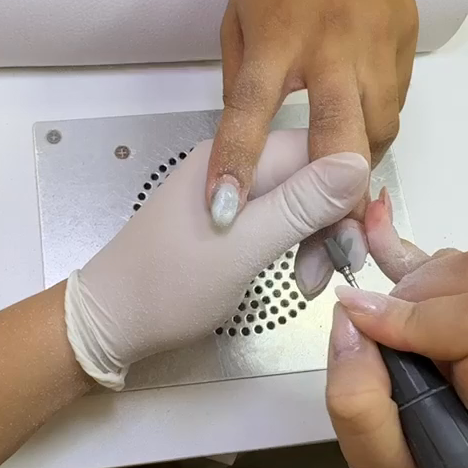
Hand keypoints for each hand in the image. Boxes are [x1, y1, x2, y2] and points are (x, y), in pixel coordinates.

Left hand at [64, 129, 368, 388]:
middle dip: (333, 218)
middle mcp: (231, 162)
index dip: (348, 190)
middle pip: (308, 172)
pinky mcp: (223, 218)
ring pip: (295, 199)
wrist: (109, 320)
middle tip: (337, 267)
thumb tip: (358, 160)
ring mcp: (225, 190)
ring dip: (315, 236)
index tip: (356, 240)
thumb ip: (299, 205)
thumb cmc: (170, 286)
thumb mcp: (242, 248)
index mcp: (232, 155)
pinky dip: (293, 245)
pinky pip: (274, 218)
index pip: (316, 147)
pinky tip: (296, 274)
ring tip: (309, 282)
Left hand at [207, 0, 416, 298]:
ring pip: (377, 135)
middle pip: (340, 140)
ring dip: (357, 178)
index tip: (220, 218)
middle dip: (333, 203)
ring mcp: (378, 47)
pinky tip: (357, 155)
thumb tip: (247, 145)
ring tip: (339, 213)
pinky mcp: (408, 47)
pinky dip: (374, 139)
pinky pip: (393, 110)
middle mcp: (332, 48)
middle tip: (324, 255)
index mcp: (277, 38)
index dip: (234, 168)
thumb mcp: (238, 15)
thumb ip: (245, 82)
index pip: (250, 114)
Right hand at [323, 191, 467, 467]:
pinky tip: (386, 252)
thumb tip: (351, 317)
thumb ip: (357, 402)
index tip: (356, 319)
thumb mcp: (375, 465)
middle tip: (376, 331)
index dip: (411, 313)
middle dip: (412, 293)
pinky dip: (425, 260)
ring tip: (393, 322)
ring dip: (420, 281)